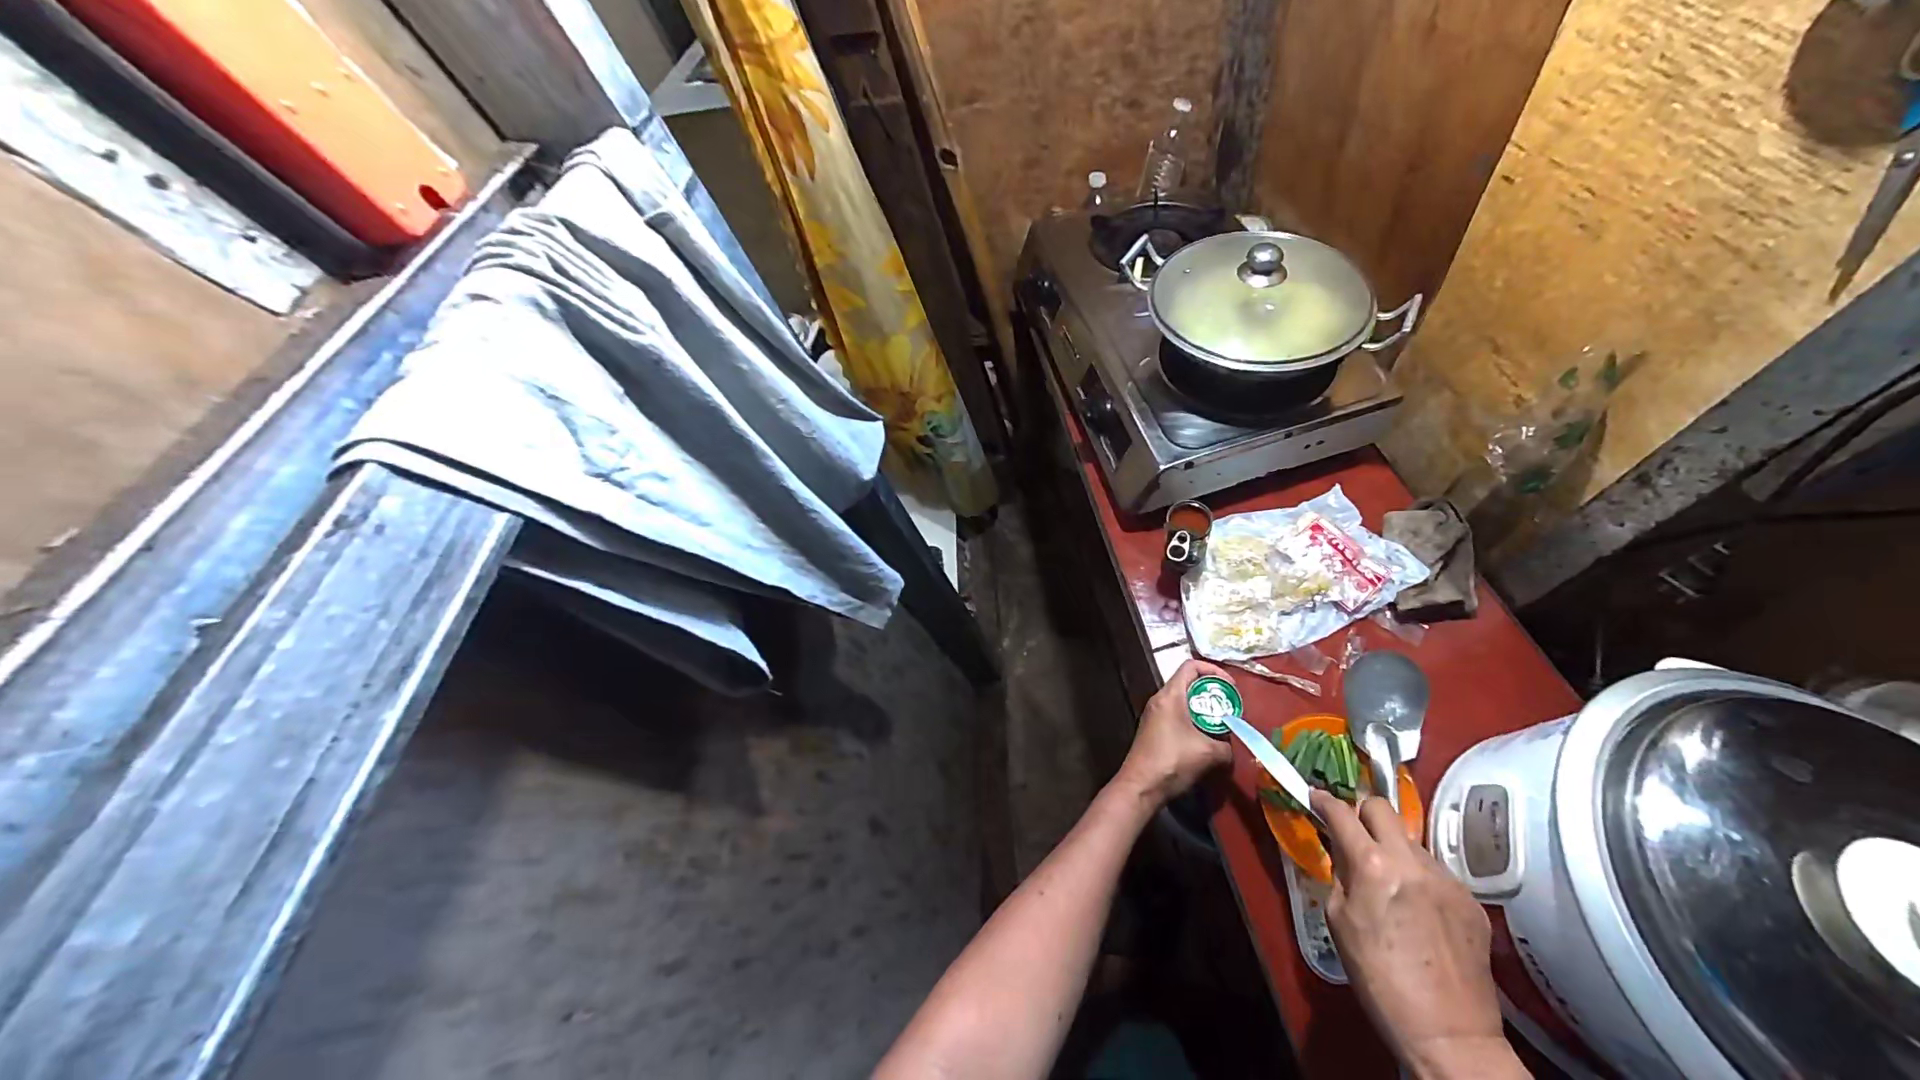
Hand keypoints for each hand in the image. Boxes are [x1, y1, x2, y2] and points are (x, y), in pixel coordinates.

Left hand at [1113, 659, 1233, 804]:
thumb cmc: (1173, 762)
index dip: (1214, 670)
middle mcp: (1159, 700)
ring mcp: (1153, 714)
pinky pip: (1176, 714)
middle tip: (1229, 706)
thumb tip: (1232, 745)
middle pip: (1187, 682)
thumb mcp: (1210, 753)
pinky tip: (1204, 737)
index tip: (1231, 686)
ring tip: (1221, 722)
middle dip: (1211, 691)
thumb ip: (1227, 745)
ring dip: (1202, 707)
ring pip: (1182, 700)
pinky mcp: (1152, 729)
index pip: (1191, 666)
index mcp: (1170, 696)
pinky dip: (1192, 719)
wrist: (1141, 786)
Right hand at [1311, 791, 1524, 1079]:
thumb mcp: (1339, 922)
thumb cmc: (1378, 979)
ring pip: (1411, 841)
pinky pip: (1435, 872)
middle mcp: (1412, 862)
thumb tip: (1344, 853)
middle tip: (1352, 832)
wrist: (1448, 1032)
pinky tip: (1416, 909)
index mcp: (1372, 866)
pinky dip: (1418, 877)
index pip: (1342, 812)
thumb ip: (1340, 876)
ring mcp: (1447, 880)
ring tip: (1388, 881)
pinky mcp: (1470, 901)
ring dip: (1393, 849)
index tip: (1315, 798)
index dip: (1324, 800)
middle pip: (1383, 807)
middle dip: (1362, 812)